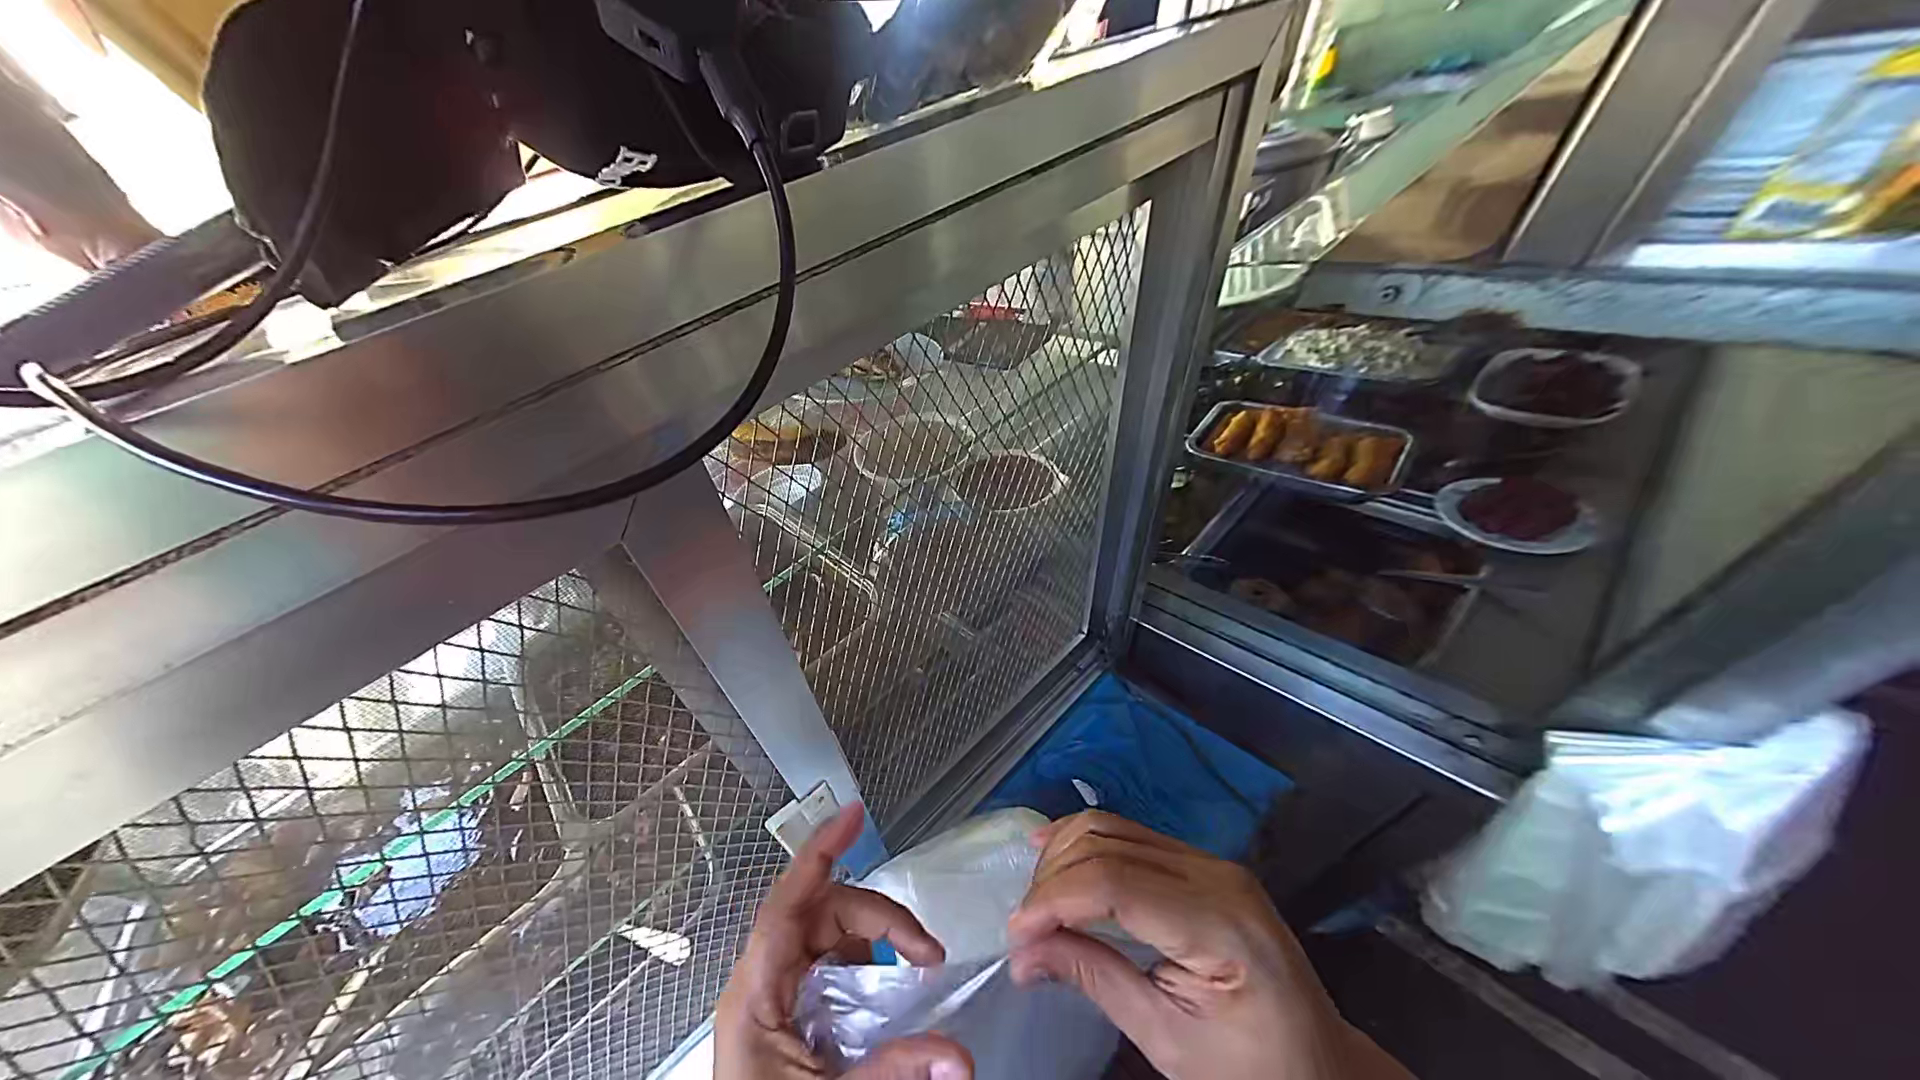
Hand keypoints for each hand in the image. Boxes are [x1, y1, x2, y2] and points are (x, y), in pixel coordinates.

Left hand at [715, 803, 974, 1079]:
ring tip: (918, 960)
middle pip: (823, 912)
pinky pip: (832, 961)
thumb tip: (958, 1055)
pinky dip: (868, 960)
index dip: (819, 853)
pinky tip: (891, 985)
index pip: (786, 904)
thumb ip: (891, 1072)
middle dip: (880, 918)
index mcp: (755, 996)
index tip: (852, 815)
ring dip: (877, 935)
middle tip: (928, 950)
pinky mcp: (792, 1007)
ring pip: (830, 932)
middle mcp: (765, 981)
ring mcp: (778, 992)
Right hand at [1007, 811, 1411, 1079]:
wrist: (1320, 1064)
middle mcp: (1214, 873)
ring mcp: (1209, 861)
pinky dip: (1084, 844)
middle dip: (1052, 879)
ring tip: (1035, 902)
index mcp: (1218, 924)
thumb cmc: (1251, 1069)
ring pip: (1112, 826)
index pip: (1115, 882)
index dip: (1054, 898)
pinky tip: (1054, 855)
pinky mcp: (1199, 861)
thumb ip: (1095, 980)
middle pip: (1108, 844)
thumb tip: (1023, 954)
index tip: (1016, 934)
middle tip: (1023, 930)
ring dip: (1062, 855)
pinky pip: (1129, 834)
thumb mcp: (1168, 1041)